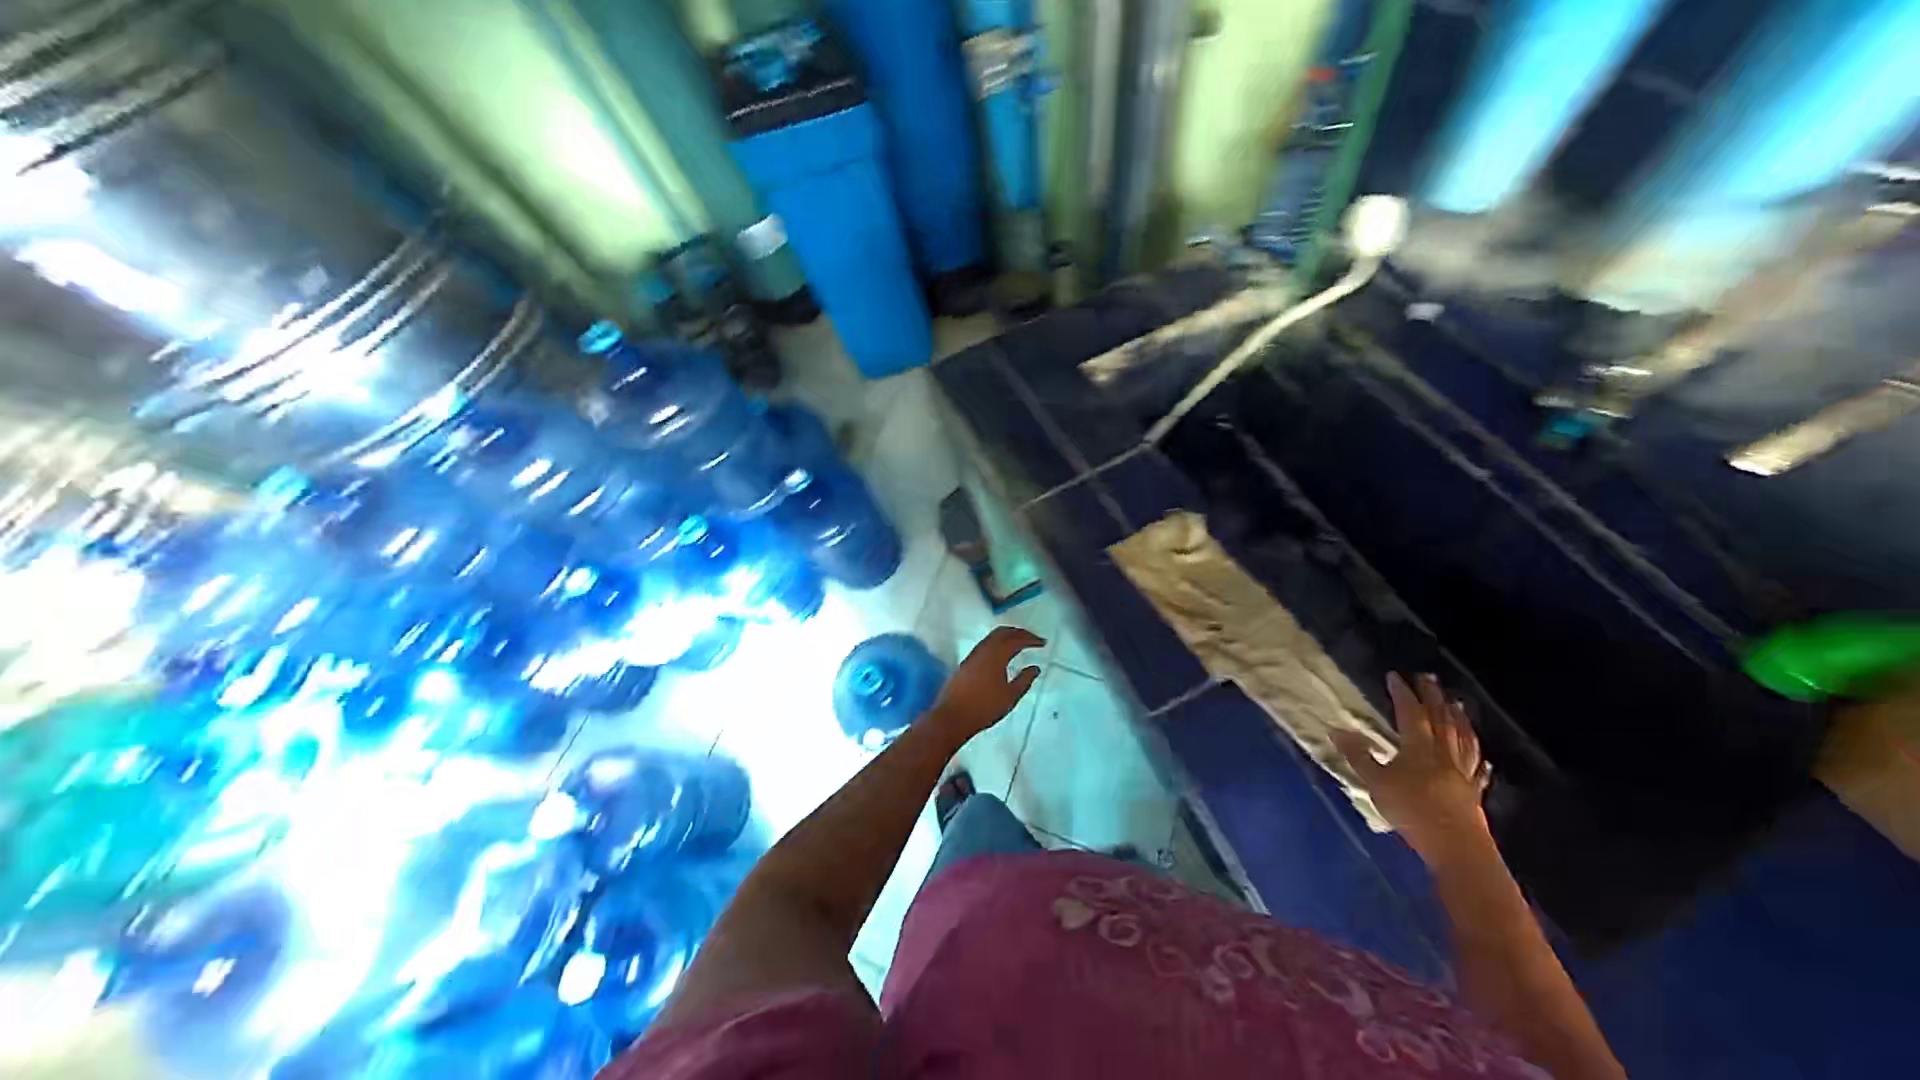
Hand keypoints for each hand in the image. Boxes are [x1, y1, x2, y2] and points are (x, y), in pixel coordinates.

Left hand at [929, 626, 1044, 740]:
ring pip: (992, 637)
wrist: (953, 716)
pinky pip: (985, 645)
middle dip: (1019, 632)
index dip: (1031, 638)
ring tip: (1019, 644)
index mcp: (996, 655)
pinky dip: (997, 644)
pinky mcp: (966, 663)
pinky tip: (1002, 655)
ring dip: (1007, 637)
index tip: (1043, 642)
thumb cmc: (985, 707)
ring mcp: (972, 655)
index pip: (1016, 639)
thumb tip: (1035, 668)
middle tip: (1032, 638)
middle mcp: (983, 650)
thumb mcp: (1010, 696)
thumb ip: (1024, 680)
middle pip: (1002, 632)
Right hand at [1332, 672, 1490, 862]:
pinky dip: (1478, 757)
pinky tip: (1482, 756)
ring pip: (1463, 739)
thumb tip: (1336, 730)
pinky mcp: (1474, 792)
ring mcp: (1463, 773)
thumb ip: (1358, 756)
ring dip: (1459, 719)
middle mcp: (1444, 754)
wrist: (1455, 847)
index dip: (1403, 693)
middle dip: (1433, 697)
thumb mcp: (1375, 783)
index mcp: (1418, 748)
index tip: (1395, 676)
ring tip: (1457, 703)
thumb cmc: (1411, 811)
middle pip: (1441, 719)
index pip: (1410, 713)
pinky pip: (1478, 769)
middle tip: (1428, 678)